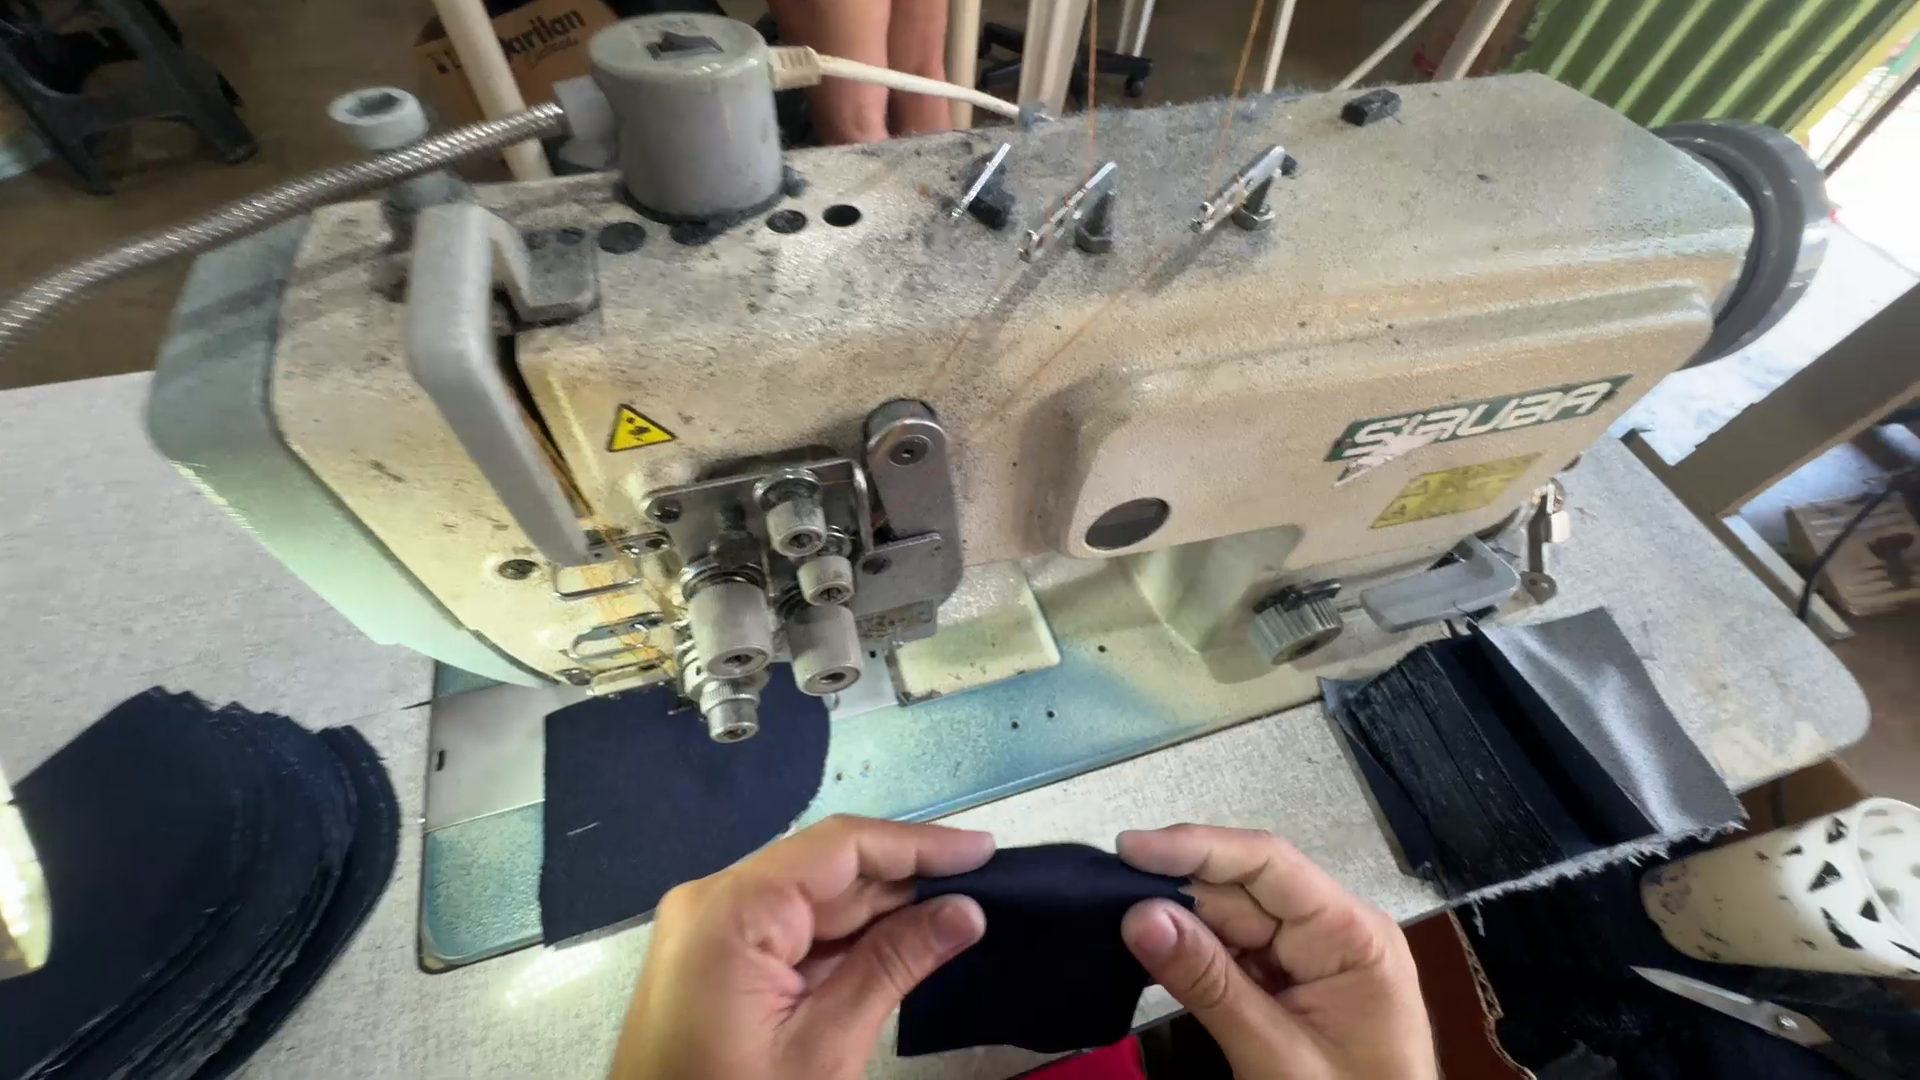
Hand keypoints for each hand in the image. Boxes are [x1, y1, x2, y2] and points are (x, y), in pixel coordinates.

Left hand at [611, 815, 993, 1079]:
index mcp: (733, 909)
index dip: (917, 843)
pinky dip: (848, 938)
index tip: (981, 849)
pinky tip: (901, 939)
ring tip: (954, 909)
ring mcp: (714, 925)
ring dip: (883, 909)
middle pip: (829, 868)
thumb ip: (894, 965)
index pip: (840, 846)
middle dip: (905, 879)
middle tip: (979, 884)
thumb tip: (966, 911)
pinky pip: (796, 927)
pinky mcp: (720, 953)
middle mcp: (718, 898)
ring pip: (817, 897)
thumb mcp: (823, 1050)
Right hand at [1118, 825, 1435, 1078]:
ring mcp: (1306, 951)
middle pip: (1238, 887)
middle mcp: (1329, 925)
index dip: (1195, 847)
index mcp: (1350, 931)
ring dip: (1176, 921)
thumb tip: (1139, 915)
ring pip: (1225, 915)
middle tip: (1106, 894)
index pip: (1266, 862)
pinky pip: (1227, 946)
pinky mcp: (1284, 976)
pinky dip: (1190, 950)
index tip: (1128, 848)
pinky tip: (1154, 948)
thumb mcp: (1280, 1061)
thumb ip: (1210, 985)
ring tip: (1117, 916)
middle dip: (1175, 890)